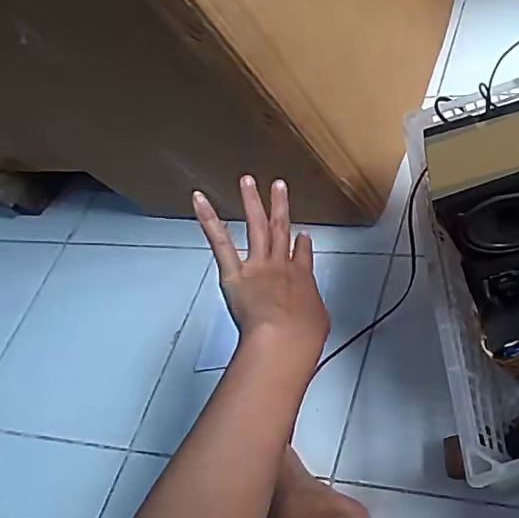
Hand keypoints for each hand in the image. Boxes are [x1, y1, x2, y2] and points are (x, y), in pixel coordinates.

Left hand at [194, 176, 328, 364]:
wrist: (286, 336)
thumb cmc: (304, 334)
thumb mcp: (318, 321)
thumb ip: (310, 311)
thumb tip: (308, 315)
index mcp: (303, 278)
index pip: (302, 255)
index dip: (302, 244)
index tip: (303, 234)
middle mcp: (282, 265)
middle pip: (281, 230)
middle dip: (280, 206)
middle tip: (278, 185)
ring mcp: (258, 265)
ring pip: (257, 226)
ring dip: (252, 201)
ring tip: (248, 181)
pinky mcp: (234, 272)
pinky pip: (221, 241)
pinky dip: (209, 219)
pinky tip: (200, 200)